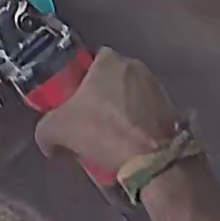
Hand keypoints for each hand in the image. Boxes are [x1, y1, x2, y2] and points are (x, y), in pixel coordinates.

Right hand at [35, 48, 181, 181]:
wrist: (152, 163)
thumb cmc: (101, 130)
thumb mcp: (57, 129)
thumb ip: (45, 129)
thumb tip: (47, 142)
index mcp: (110, 61)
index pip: (89, 57)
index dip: (77, 76)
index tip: (70, 94)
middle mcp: (137, 67)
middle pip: (111, 77)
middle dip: (99, 94)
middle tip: (86, 116)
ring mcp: (159, 88)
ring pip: (131, 95)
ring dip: (120, 110)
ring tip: (108, 134)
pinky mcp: (174, 111)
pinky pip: (147, 113)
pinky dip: (137, 124)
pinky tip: (127, 144)